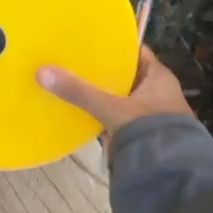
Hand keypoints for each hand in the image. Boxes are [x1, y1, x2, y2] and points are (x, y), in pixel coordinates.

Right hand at [37, 45, 193, 134]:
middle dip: (104, 69)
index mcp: (159, 77)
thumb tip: (40, 72)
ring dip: (104, 92)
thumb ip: (78, 92)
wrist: (172, 174)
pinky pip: (120, 115)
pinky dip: (105, 112)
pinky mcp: (145, 132)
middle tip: (75, 60)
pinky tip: (84, 110)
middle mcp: (159, 91)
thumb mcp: (110, 108)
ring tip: (74, 82)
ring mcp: (153, 113)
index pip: (134, 51)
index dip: (114, 44)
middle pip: (126, 73)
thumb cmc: (149, 129)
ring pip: (122, 95)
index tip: (90, 38)